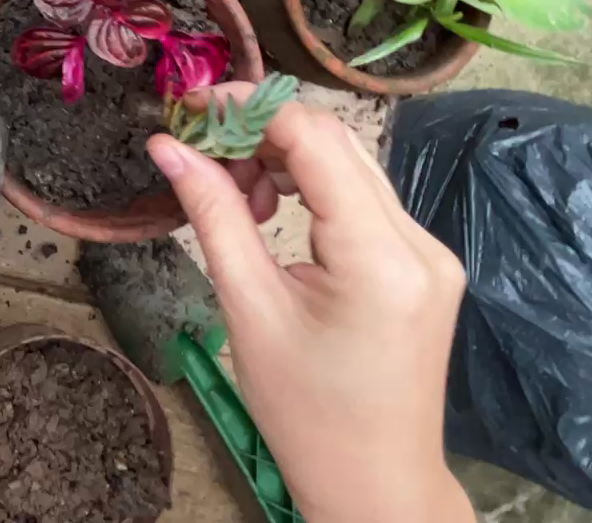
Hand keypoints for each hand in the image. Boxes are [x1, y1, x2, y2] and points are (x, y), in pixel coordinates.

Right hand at [147, 86, 471, 522]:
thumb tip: (165, 145)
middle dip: (257, 128)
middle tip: (199, 147)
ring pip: (343, 159)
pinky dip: (303, 183)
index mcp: (381, 257)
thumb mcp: (247, 306)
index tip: (190, 110)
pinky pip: (355, 191)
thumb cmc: (304, 410)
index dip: (247, 108)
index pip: (313, 138)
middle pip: (332, 139)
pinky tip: (268, 208)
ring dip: (278, 155)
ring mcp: (426, 247)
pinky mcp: (417, 257)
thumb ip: (211, 213)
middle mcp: (419, 239)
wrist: (375, 483)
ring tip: (232, 191)